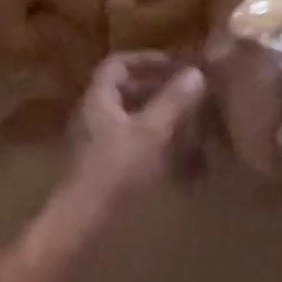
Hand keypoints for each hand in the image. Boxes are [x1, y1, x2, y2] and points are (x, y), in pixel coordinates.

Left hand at [63, 52, 207, 211]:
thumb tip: (196, 73)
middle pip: (125, 91)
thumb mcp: (151, 132)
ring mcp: (97, 144)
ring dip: (160, 117)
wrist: (85, 221)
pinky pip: (133, 145)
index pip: (118, 64)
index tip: (178, 66)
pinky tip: (181, 158)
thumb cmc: (117, 170)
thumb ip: (173, 101)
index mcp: (98, 99)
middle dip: (159, 89)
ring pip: (131, 119)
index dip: (148, 60)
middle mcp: (94, 116)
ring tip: (191, 123)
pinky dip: (156, 144)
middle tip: (190, 93)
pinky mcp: (105, 168)